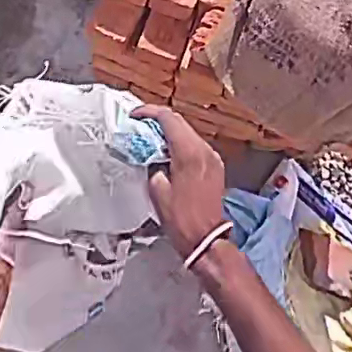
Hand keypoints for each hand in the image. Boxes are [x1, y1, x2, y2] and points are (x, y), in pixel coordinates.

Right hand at [133, 105, 227, 258]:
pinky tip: (169, 152)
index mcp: (189, 153)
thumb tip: (150, 154)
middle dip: (158, 119)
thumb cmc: (181, 220)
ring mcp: (212, 157)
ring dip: (170, 131)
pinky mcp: (216, 165)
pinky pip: (196, 145)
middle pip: (180, 121)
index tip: (135, 115)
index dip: (149, 112)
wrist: (207, 240)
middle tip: (140, 124)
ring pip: (189, 132)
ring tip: (151, 138)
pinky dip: (181, 143)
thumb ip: (153, 165)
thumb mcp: (157, 190)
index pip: (168, 118)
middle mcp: (204, 149)